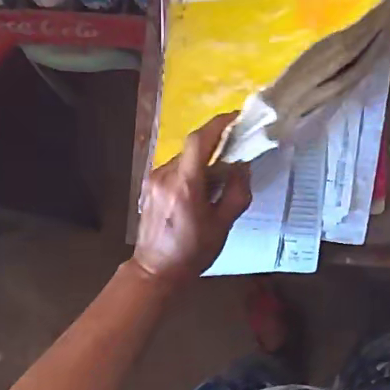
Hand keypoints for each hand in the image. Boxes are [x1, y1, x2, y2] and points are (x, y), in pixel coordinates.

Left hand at [131, 113, 253, 286]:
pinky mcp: (147, 187)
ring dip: (201, 161)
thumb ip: (236, 192)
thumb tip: (242, 165)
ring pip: (182, 159)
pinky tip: (198, 189)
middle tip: (234, 153)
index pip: (199, 140)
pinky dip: (188, 171)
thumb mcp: (223, 225)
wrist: (155, 270)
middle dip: (214, 146)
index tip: (237, 118)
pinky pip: (172, 170)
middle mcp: (164, 176)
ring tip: (216, 178)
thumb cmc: (192, 252)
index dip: (218, 124)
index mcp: (184, 185)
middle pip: (192, 148)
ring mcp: (152, 181)